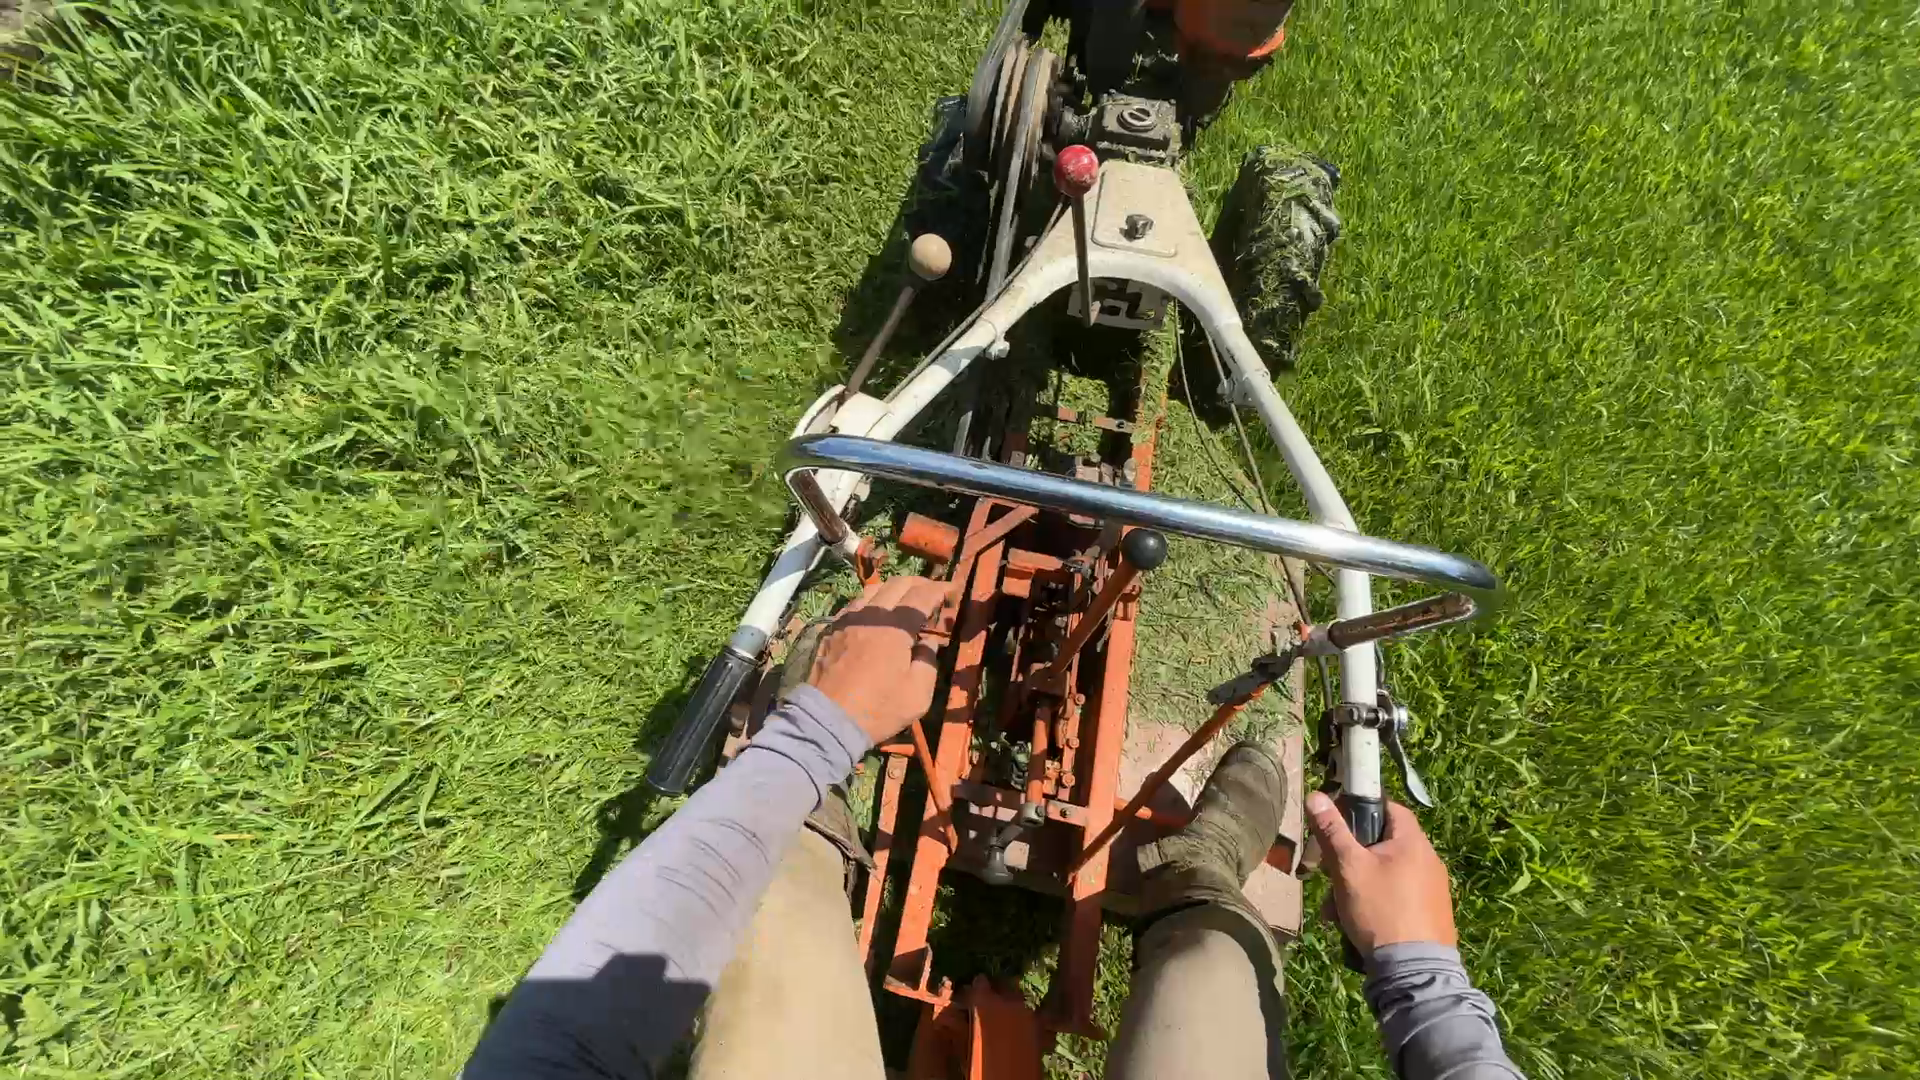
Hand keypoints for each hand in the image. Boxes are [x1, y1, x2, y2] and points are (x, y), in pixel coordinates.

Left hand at [806, 575, 946, 743]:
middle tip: (932, 590)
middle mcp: (870, 615)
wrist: (828, 720)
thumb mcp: (918, 694)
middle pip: (897, 584)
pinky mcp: (832, 631)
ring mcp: (847, 620)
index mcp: (895, 628)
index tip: (952, 588)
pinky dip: (872, 600)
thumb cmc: (878, 709)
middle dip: (919, 583)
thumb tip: (927, 643)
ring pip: (873, 589)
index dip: (940, 589)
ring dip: (894, 588)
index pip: (921, 596)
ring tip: (905, 598)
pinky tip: (876, 612)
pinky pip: (855, 604)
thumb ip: (928, 662)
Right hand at [1305, 791, 1456, 952]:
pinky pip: (1394, 894)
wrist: (1414, 973)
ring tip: (1334, 904)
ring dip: (1355, 881)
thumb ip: (1332, 830)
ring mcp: (1432, 890)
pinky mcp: (1430, 914)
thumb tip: (1315, 795)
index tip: (1338, 821)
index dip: (1362, 808)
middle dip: (1349, 855)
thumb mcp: (1348, 865)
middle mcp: (1429, 862)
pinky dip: (1372, 900)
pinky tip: (1351, 920)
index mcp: (1414, 843)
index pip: (1390, 807)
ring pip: (1384, 871)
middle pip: (1382, 842)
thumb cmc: (1380, 908)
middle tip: (1328, 869)